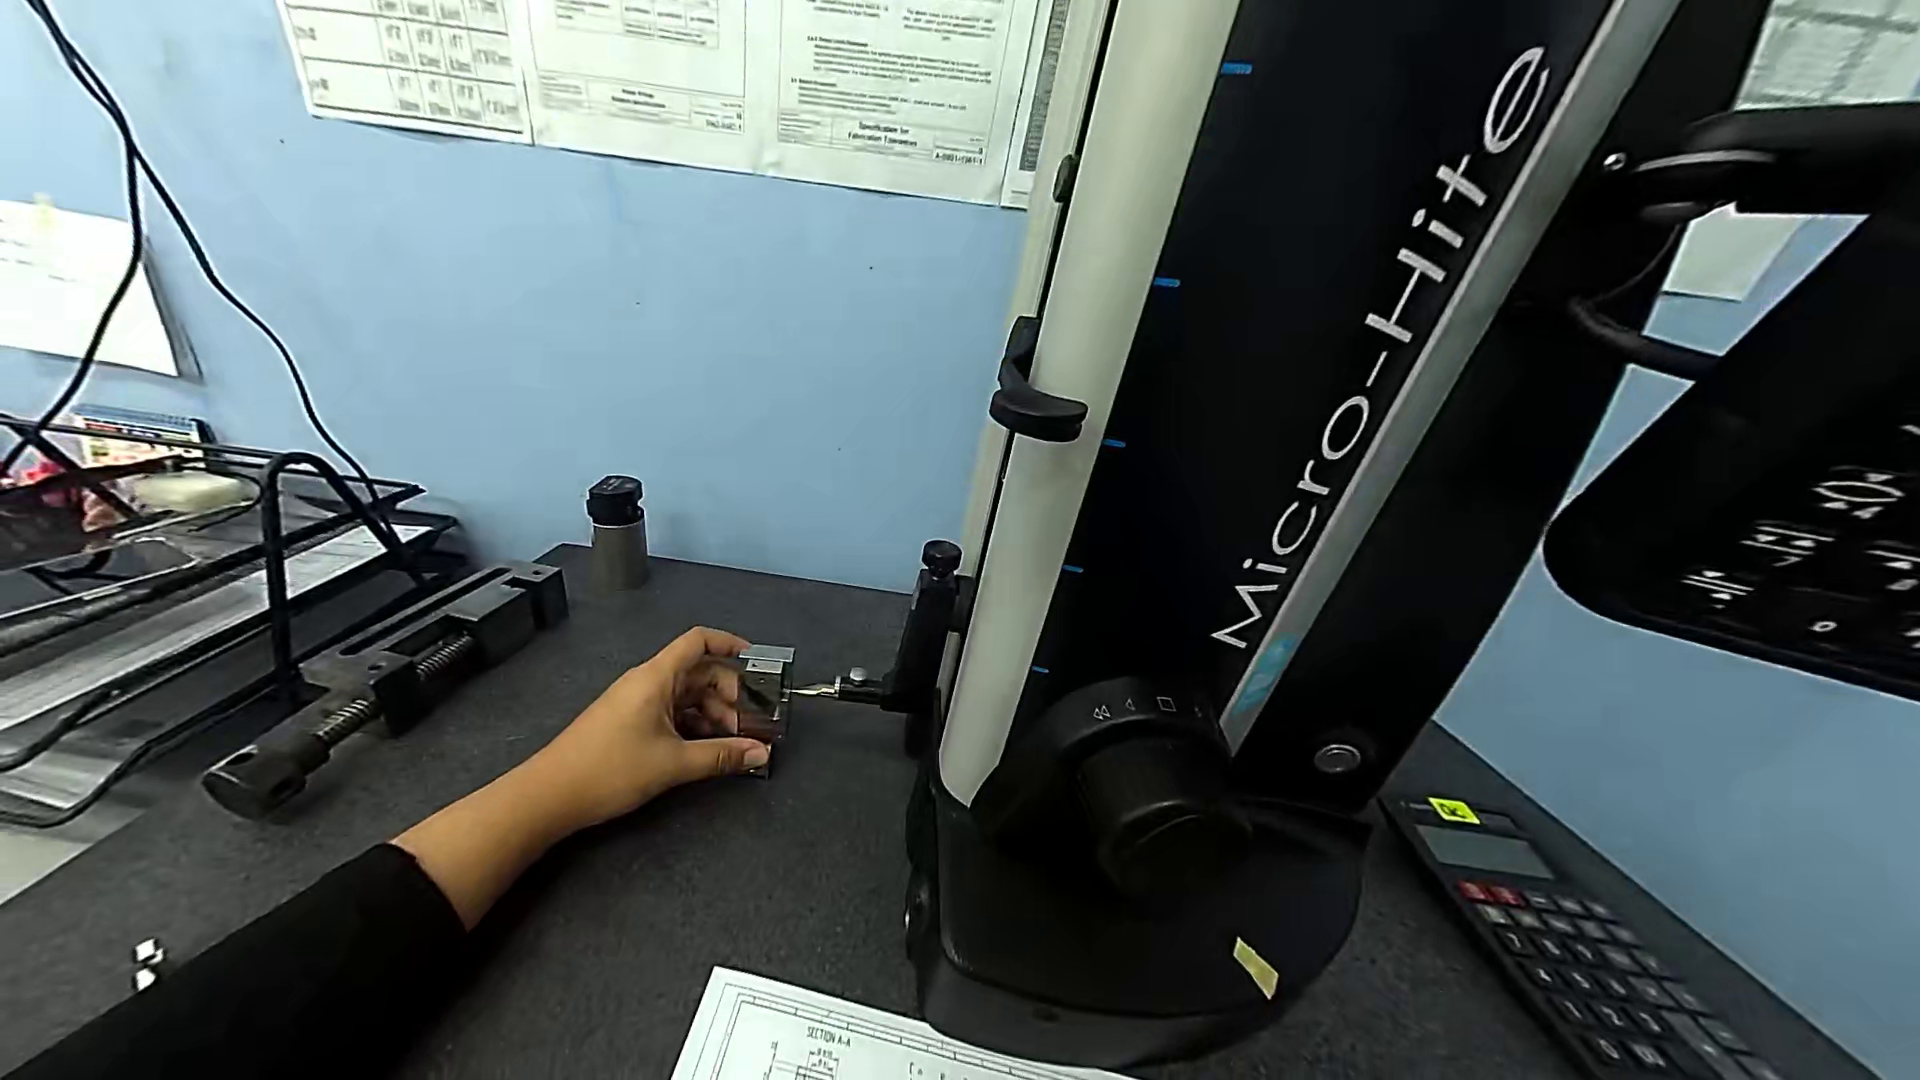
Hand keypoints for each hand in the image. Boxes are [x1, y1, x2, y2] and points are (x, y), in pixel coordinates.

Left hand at [395, 627, 771, 927]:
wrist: (545, 799)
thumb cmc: (610, 769)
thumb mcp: (673, 763)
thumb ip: (722, 756)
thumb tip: (762, 754)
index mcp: (656, 677)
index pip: (699, 641)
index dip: (730, 643)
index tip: (757, 663)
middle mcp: (648, 682)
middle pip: (700, 672)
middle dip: (729, 694)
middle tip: (751, 722)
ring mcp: (637, 702)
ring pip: (688, 695)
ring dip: (714, 713)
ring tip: (733, 741)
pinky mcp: (630, 722)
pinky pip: (673, 712)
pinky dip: (695, 724)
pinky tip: (707, 747)